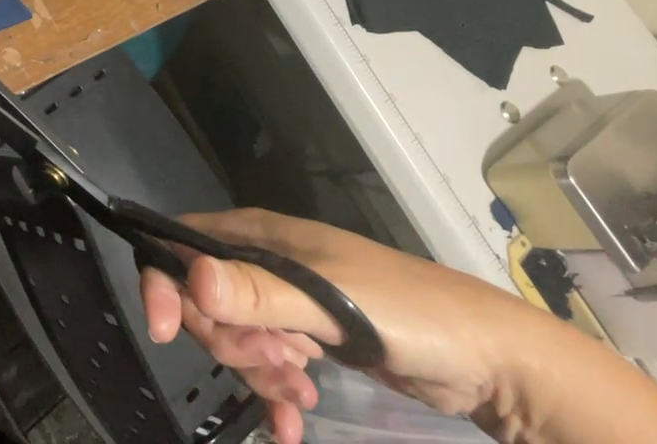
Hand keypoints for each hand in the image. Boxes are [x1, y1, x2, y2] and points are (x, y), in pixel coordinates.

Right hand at [139, 209, 553, 443]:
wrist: (492, 361)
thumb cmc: (410, 314)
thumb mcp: (330, 303)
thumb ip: (259, 292)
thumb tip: (191, 278)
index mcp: (259, 234)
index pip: (181, 245)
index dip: (163, 282)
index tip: (165, 330)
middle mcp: (263, 260)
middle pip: (202, 298)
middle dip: (226, 341)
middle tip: (270, 365)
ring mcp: (285, 300)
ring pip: (234, 335)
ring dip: (256, 372)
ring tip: (298, 396)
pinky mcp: (308, 336)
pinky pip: (267, 362)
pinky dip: (273, 392)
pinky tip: (292, 423)